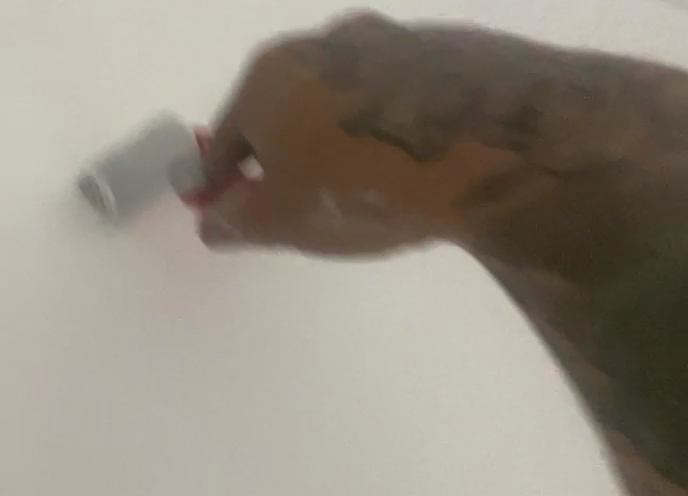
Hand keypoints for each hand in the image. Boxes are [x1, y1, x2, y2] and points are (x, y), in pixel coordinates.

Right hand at [196, 11, 533, 255]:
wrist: (512, 149)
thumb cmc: (360, 186)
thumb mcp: (271, 223)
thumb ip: (226, 220)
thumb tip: (217, 216)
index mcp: (271, 77)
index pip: (223, 139)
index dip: (217, 181)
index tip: (222, 208)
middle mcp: (329, 42)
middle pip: (281, 112)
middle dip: (276, 156)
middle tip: (288, 203)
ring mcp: (398, 38)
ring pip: (339, 104)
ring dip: (331, 143)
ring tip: (350, 190)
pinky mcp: (457, 49)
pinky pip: (395, 100)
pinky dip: (384, 132)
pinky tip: (400, 171)